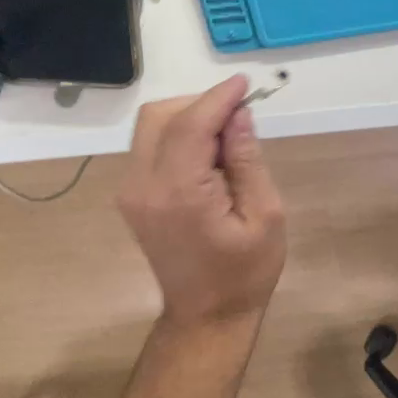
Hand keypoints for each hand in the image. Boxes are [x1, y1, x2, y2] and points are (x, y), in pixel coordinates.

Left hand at [118, 75, 285, 327]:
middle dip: (200, 104)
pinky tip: (211, 157)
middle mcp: (143, 185)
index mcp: (180, 192)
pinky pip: (152, 149)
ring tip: (229, 138)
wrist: (207, 314)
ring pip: (151, 128)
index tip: (246, 83)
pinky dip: (180, 138)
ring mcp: (131, 191)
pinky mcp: (133, 196)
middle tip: (241, 116)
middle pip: (160, 117)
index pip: (191, 125)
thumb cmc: (247, 271)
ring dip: (189, 119)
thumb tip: (239, 116)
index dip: (218, 98)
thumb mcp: (266, 216)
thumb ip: (247, 161)